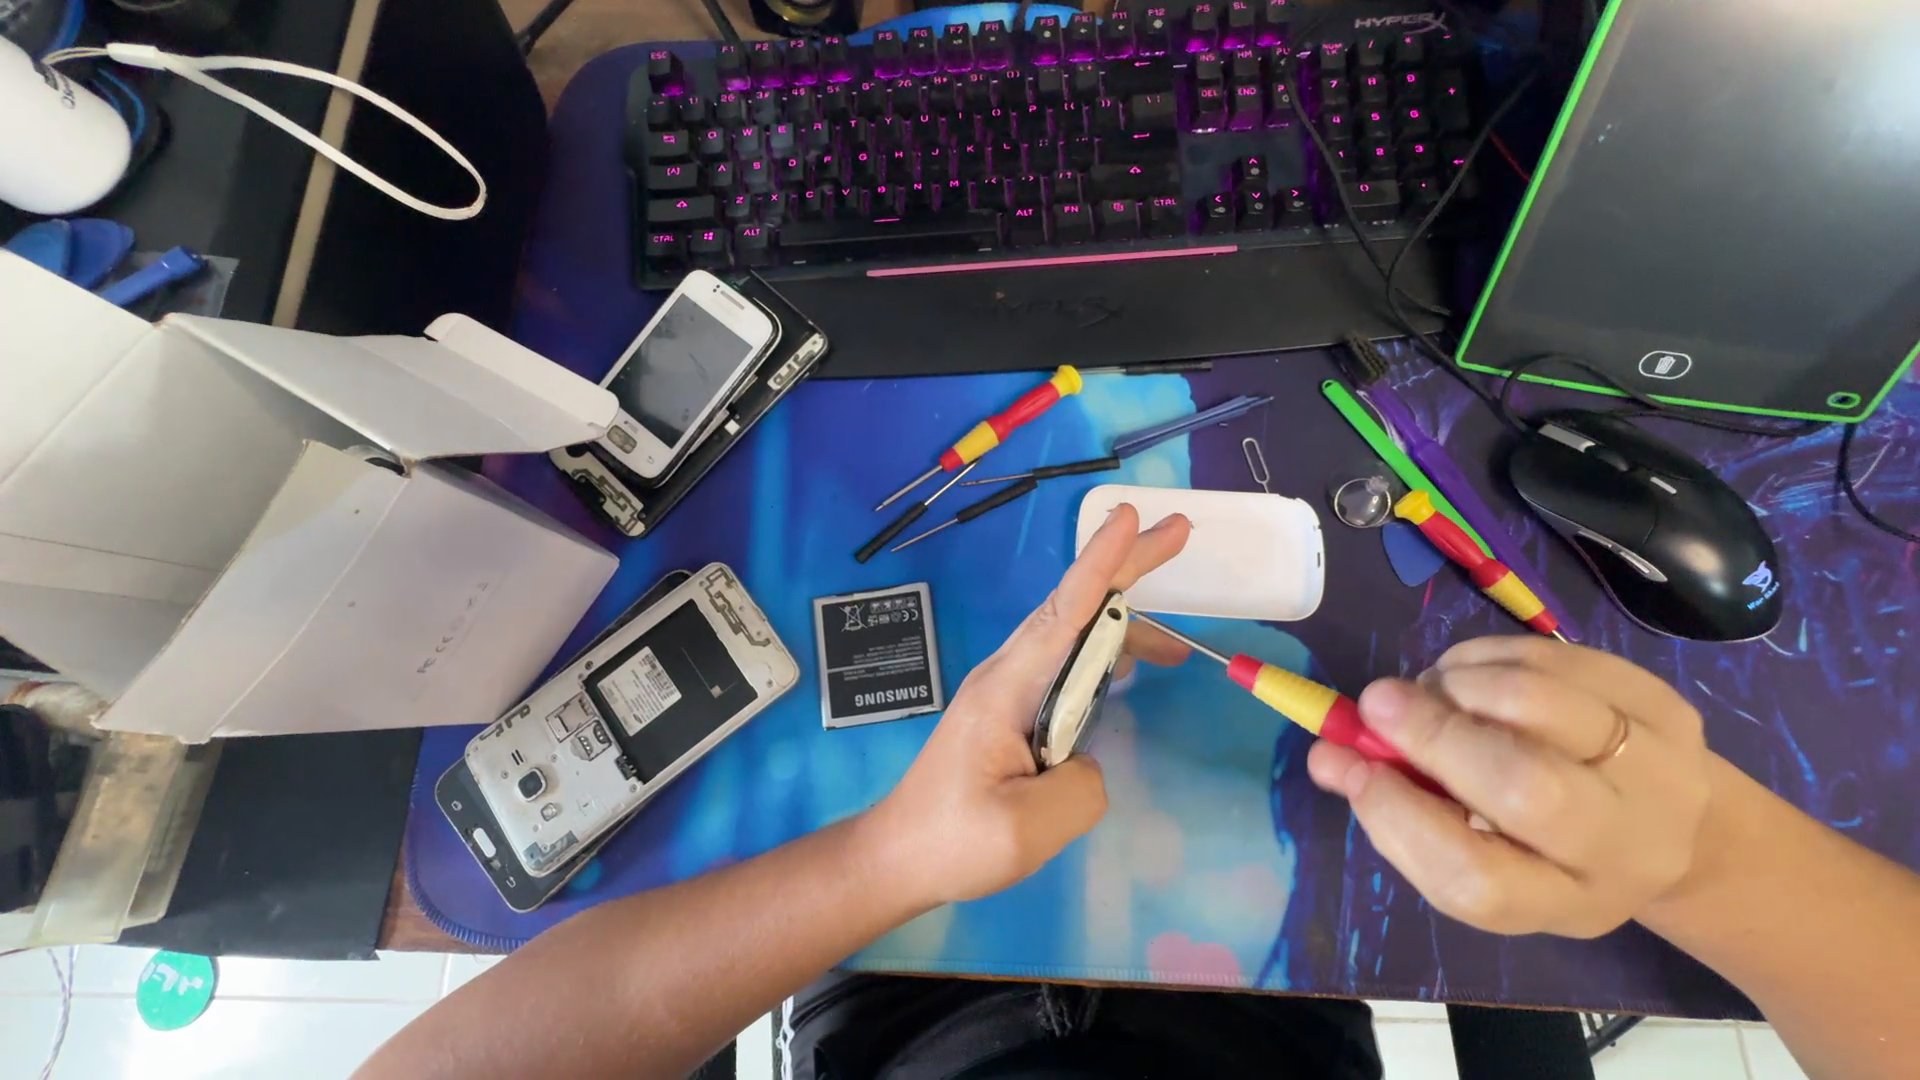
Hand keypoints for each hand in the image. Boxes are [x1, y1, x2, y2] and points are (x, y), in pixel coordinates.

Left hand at [870, 504, 1190, 906]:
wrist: (901, 854)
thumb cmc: (954, 841)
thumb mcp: (1027, 829)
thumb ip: (1081, 788)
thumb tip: (1090, 758)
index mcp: (1007, 687)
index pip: (1062, 613)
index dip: (1100, 563)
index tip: (1129, 518)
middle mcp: (1007, 674)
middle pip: (1073, 608)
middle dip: (1125, 568)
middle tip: (1177, 532)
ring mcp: (1008, 689)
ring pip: (1073, 638)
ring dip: (1124, 629)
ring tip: (1176, 650)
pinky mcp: (1012, 710)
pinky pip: (1065, 668)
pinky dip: (1104, 660)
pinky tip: (1127, 672)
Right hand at [1307, 636, 1711, 938]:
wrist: (1663, 823)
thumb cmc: (1531, 839)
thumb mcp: (1465, 843)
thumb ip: (1393, 801)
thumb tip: (1325, 754)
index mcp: (1559, 900)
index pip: (1473, 877)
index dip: (1397, 816)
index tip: (1347, 764)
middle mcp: (1623, 849)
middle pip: (1522, 787)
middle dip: (1432, 732)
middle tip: (1377, 702)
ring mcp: (1658, 773)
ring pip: (1539, 705)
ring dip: (1457, 684)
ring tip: (1433, 690)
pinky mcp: (1669, 709)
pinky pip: (1553, 660)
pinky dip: (1487, 657)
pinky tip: (1472, 674)